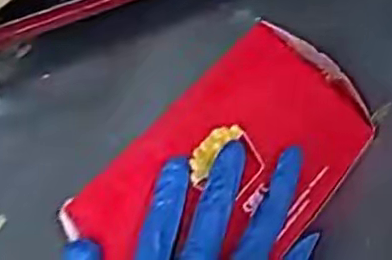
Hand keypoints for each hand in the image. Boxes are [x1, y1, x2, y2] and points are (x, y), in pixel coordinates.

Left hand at [63, 141, 318, 259]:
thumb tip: (310, 243)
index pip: (263, 228)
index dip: (279, 189)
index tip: (289, 156)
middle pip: (212, 219)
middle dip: (223, 180)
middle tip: (231, 147)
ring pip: (160, 236)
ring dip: (166, 201)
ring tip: (171, 167)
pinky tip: (81, 245)